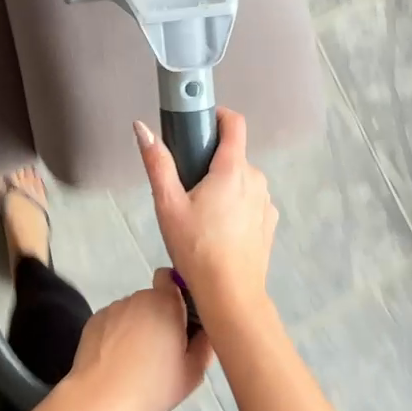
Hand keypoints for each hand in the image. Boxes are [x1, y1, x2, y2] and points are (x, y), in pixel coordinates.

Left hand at [61, 270, 214, 410]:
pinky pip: (114, 322)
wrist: (100, 397)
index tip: (181, 316)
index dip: (177, 291)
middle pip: (154, 300)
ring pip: (133, 311)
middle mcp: (138, 298)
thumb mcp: (192, 374)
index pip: (170, 277)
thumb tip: (206, 331)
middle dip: (160, 317)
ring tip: (138, 359)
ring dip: (139, 326)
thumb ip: (205, 346)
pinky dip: (118, 334)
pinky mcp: (94, 320)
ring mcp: (113, 308)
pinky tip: (118, 359)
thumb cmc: (151, 385)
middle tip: (164, 349)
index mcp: (165, 304)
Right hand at [136, 107, 276, 328]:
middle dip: (210, 160)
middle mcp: (256, 179)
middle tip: (185, 184)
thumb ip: (157, 163)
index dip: (217, 115)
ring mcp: (266, 202)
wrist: (231, 295)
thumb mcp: (167, 204)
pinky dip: (234, 206)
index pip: (234, 123)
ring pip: (241, 179)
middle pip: (233, 155)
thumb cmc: (196, 247)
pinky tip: (217, 230)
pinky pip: (249, 201)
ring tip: (198, 212)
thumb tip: (142, 127)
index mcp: (233, 169)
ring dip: (222, 185)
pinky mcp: (269, 223)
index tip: (198, 122)